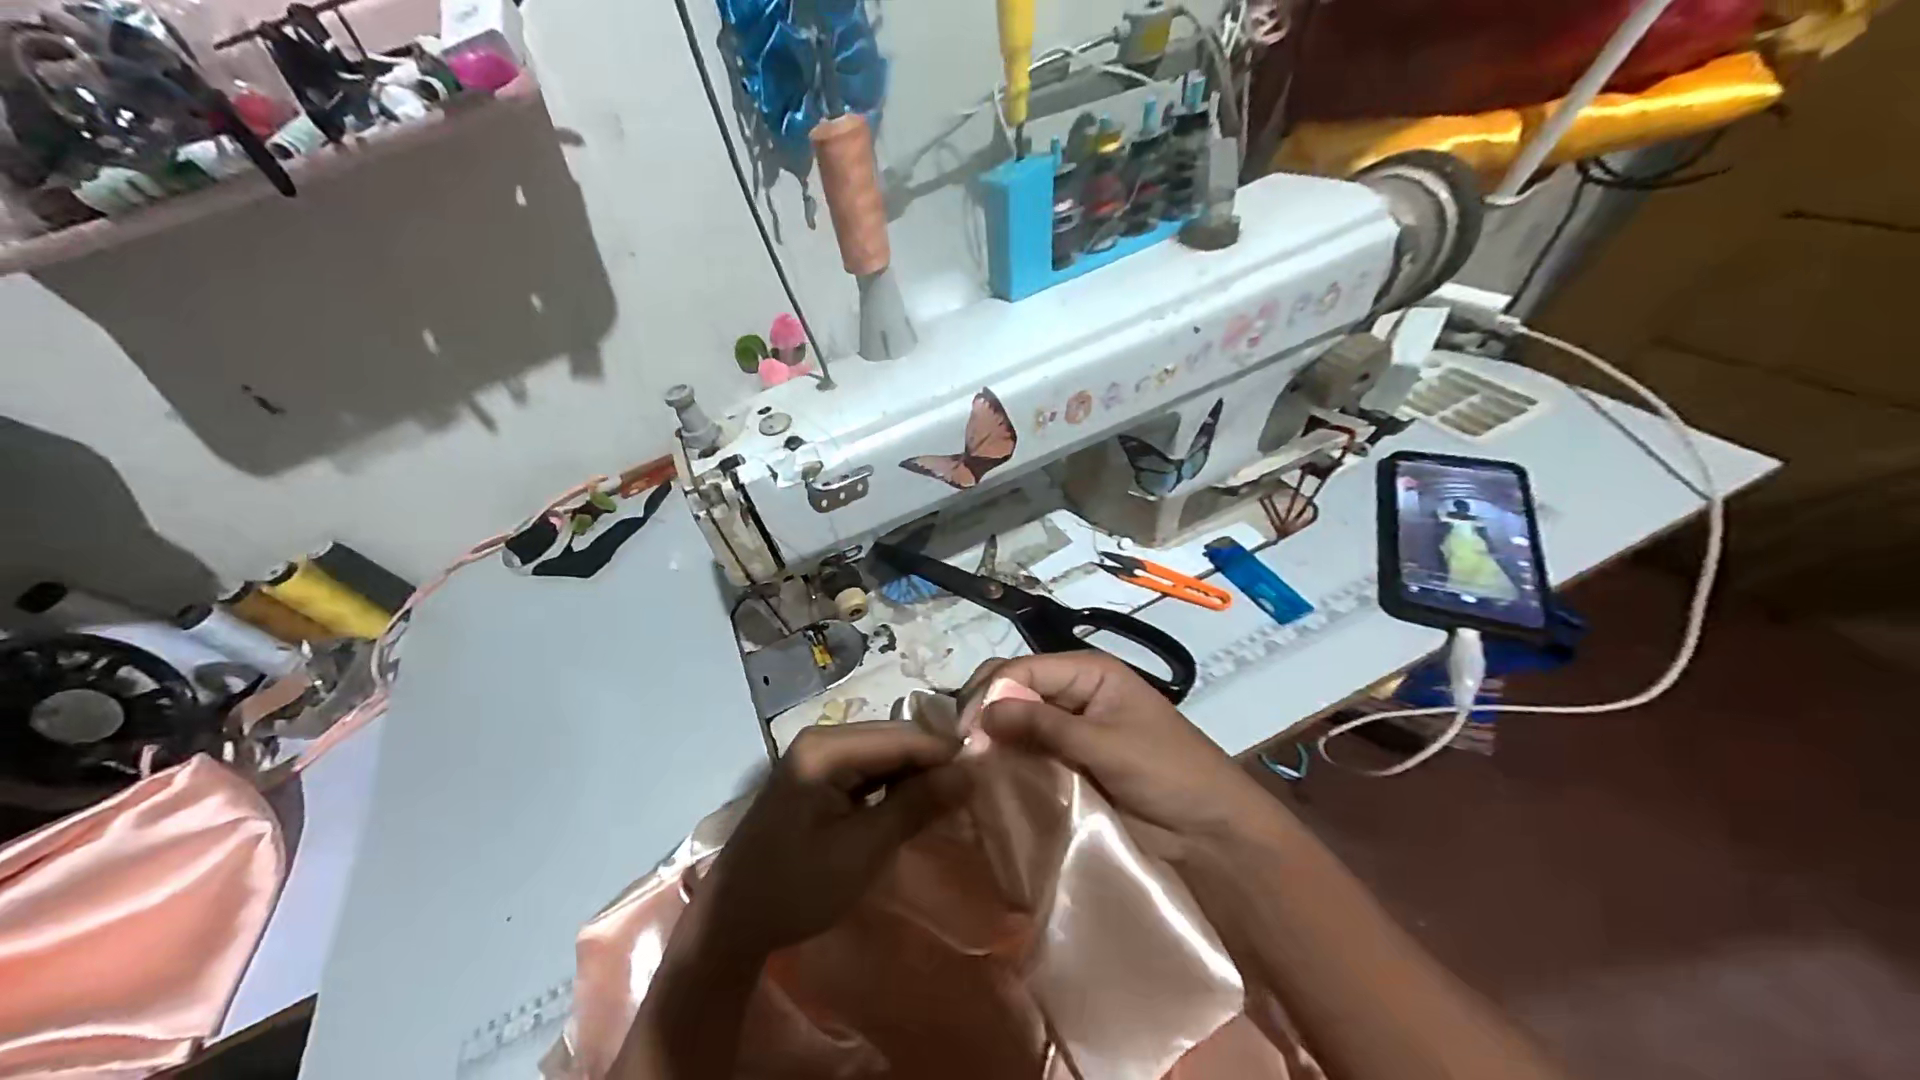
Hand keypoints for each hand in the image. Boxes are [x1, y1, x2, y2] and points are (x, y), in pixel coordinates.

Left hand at [698, 721, 970, 956]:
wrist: (731, 922)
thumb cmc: (795, 887)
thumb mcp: (862, 850)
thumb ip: (915, 806)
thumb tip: (969, 772)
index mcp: (827, 748)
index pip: (902, 737)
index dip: (945, 753)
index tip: (985, 775)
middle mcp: (822, 739)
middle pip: (894, 740)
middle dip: (932, 764)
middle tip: (971, 792)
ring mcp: (818, 757)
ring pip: (884, 755)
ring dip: (915, 776)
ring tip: (952, 799)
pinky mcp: (819, 777)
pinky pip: (868, 770)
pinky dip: (894, 786)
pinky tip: (914, 805)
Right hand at [969, 653, 1274, 844]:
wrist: (1211, 834)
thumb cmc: (1169, 773)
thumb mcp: (1107, 744)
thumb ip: (1044, 726)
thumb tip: (982, 712)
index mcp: (1088, 672)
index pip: (1023, 669)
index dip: (991, 694)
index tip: (966, 734)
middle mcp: (1073, 694)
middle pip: (1014, 690)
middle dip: (987, 712)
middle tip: (965, 751)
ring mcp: (1069, 730)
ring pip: (1016, 723)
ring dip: (992, 740)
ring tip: (968, 766)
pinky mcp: (1067, 764)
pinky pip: (1027, 754)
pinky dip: (1006, 762)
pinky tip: (986, 777)